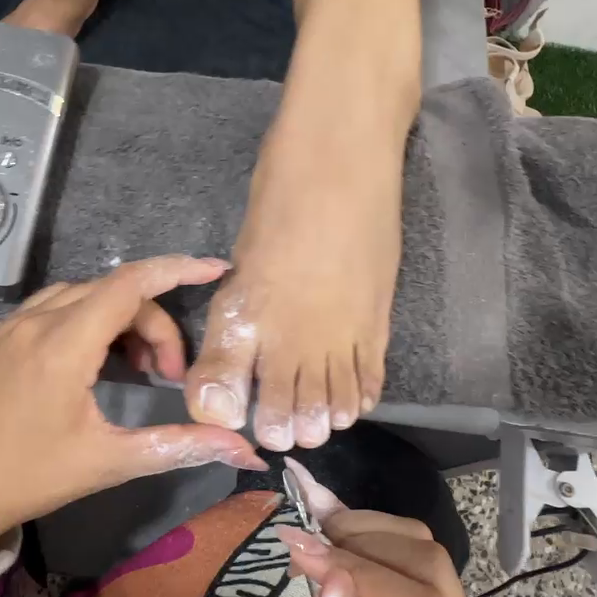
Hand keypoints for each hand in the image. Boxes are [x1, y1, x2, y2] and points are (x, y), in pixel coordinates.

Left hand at [0, 255, 268, 551]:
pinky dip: (90, 318)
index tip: (213, 271)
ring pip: (84, 294)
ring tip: (139, 369)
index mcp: (62, 346)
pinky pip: (57, 305)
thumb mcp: (110, 462)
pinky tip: (101, 357)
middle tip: (168, 375)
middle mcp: (36, 321)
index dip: (176, 270)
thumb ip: (179, 446)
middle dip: (153, 322)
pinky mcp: (3, 334)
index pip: (129, 285)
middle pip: (113, 292)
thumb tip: (246, 451)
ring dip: (122, 319)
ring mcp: (14, 323)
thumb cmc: (33, 476)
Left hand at [183, 16, 418, 450]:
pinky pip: (373, 372)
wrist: (343, 160)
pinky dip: (361, 393)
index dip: (253, 419)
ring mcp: (350, 331)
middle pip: (302, 402)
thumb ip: (229, 343)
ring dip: (325, 414)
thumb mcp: (239, 272)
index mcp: (263, 331)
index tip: (249, 429)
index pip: (257, 399)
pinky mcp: (381, 316)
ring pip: (338, 394)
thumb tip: (215, 406)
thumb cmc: (277, 204)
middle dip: (291, 423)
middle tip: (287, 436)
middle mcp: (308, 342)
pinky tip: (354, 402)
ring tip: (318, 426)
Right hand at [265, 464, 484, 596]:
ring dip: (364, 534)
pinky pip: (409, 557)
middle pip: (431, 575)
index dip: (363, 575)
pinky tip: (328, 541)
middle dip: (361, 546)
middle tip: (299, 550)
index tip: (298, 552)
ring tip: (311, 546)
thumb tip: (335, 588)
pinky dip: (366, 535)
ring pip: (424, 555)